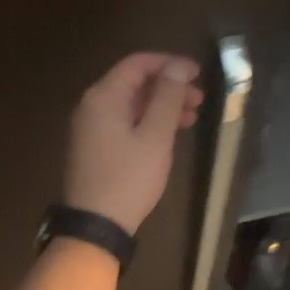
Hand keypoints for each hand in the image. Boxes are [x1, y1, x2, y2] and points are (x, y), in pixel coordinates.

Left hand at [63, 52, 202, 233]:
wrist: (96, 226)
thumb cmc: (128, 179)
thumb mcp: (155, 137)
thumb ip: (168, 98)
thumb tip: (178, 66)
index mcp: (103, 97)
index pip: (137, 64)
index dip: (169, 63)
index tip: (198, 73)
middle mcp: (91, 107)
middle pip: (133, 84)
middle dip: (168, 88)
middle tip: (199, 100)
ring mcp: (89, 129)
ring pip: (130, 106)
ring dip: (160, 107)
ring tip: (191, 119)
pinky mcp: (93, 149)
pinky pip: (123, 124)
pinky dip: (146, 123)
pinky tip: (168, 135)